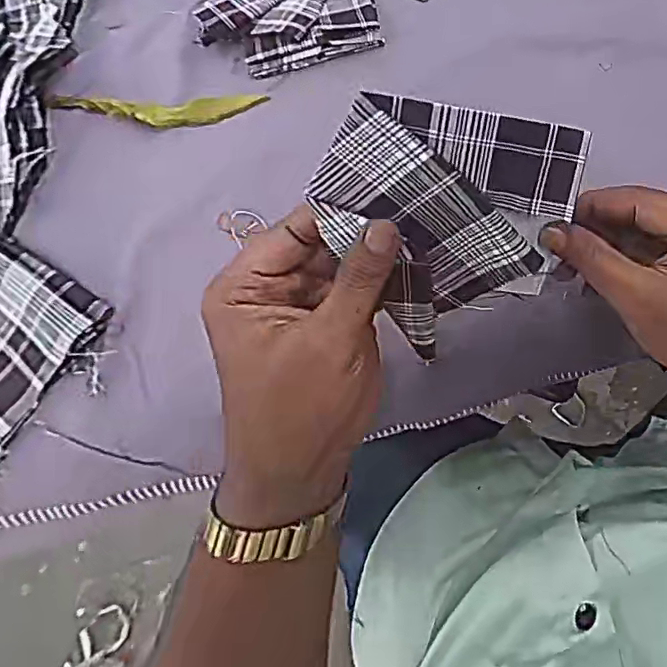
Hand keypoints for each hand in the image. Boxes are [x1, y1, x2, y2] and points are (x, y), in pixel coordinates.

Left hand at [201, 204, 399, 527]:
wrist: (303, 470)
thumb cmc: (301, 406)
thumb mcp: (331, 338)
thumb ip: (360, 278)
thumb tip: (386, 224)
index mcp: (245, 285)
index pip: (295, 229)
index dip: (341, 212)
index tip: (390, 196)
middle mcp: (269, 287)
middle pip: (320, 242)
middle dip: (364, 231)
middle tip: (415, 212)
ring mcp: (302, 303)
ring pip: (343, 262)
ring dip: (377, 254)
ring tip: (421, 231)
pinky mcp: (330, 320)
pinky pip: (356, 286)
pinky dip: (382, 278)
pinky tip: (413, 262)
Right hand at [541, 187, 666, 435]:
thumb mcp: (638, 298)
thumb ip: (595, 259)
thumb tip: (555, 231)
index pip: (641, 201)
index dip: (594, 208)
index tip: (555, 220)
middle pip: (636, 209)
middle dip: (593, 226)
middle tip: (554, 240)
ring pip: (633, 223)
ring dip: (599, 240)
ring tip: (565, 256)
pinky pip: (639, 238)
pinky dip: (612, 250)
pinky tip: (586, 262)